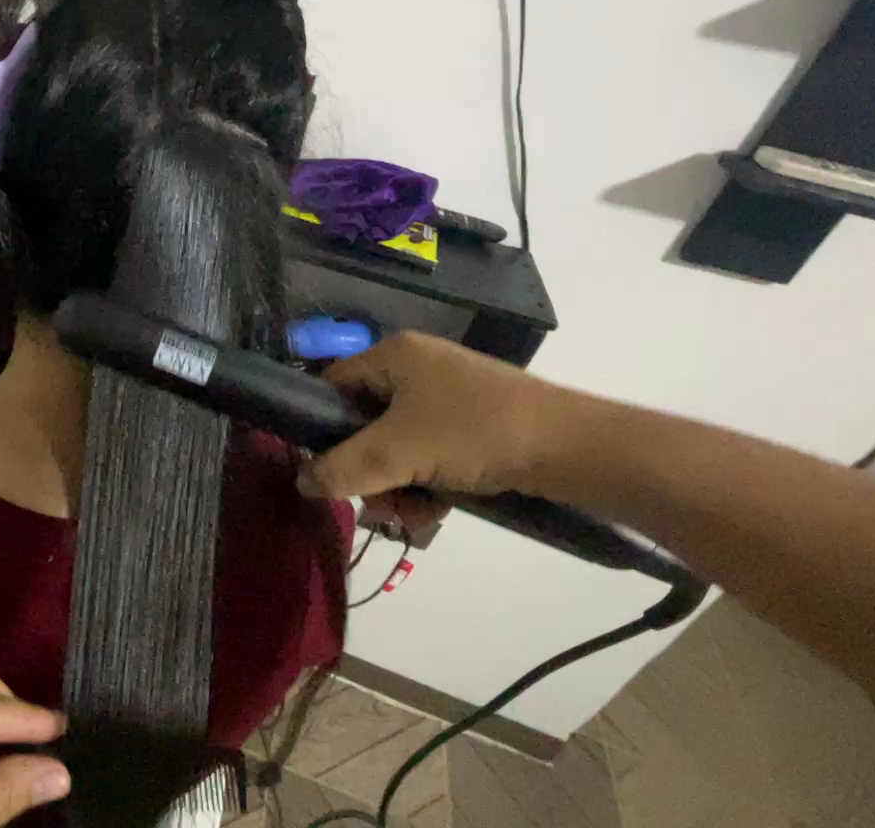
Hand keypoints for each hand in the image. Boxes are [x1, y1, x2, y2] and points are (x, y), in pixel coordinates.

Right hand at [301, 331, 582, 504]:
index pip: (333, 385)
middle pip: (365, 423)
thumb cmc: (475, 433)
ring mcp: (448, 396)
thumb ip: (342, 468)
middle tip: (378, 506)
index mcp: (394, 355)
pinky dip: (426, 485)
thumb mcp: (398, 452)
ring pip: (398, 445)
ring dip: (397, 487)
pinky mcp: (474, 423)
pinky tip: (433, 516)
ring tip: (409, 520)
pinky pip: (430, 453)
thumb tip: (300, 480)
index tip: (326, 470)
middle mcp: (417, 368)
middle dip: (368, 471)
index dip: (322, 427)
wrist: (574, 448)